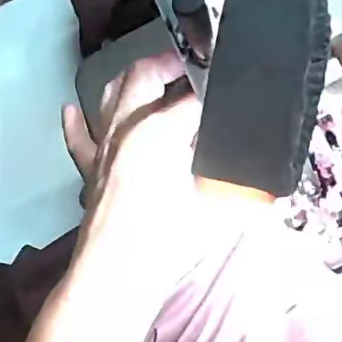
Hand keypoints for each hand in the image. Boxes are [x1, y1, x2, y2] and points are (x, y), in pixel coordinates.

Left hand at [62, 51, 259, 297]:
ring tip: (152, 78)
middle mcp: (126, 128)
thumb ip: (242, 190)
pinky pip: (79, 137)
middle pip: (144, 75)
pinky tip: (72, 110)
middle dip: (169, 64)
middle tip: (193, 66)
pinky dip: (77, 121)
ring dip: (131, 80)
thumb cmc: (166, 243)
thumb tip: (269, 189)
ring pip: (110, 95)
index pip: (192, 98)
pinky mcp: (89, 170)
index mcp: (159, 131)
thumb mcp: (215, 210)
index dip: (214, 91)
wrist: (116, 276)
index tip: (228, 91)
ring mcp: (103, 146)